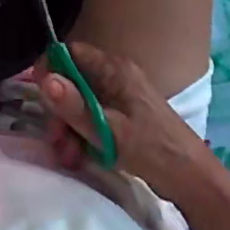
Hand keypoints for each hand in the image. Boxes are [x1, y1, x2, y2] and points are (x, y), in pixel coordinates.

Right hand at [36, 41, 219, 203]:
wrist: (190, 176)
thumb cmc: (152, 148)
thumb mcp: (108, 130)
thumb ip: (75, 106)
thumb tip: (44, 79)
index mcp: (114, 69)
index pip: (72, 53)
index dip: (51, 69)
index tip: (39, 96)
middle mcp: (115, 76)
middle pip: (73, 82)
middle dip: (60, 111)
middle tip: (56, 140)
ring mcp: (119, 97)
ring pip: (80, 103)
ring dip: (69, 128)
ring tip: (69, 156)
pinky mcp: (122, 117)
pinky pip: (93, 118)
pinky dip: (83, 136)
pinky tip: (80, 157)